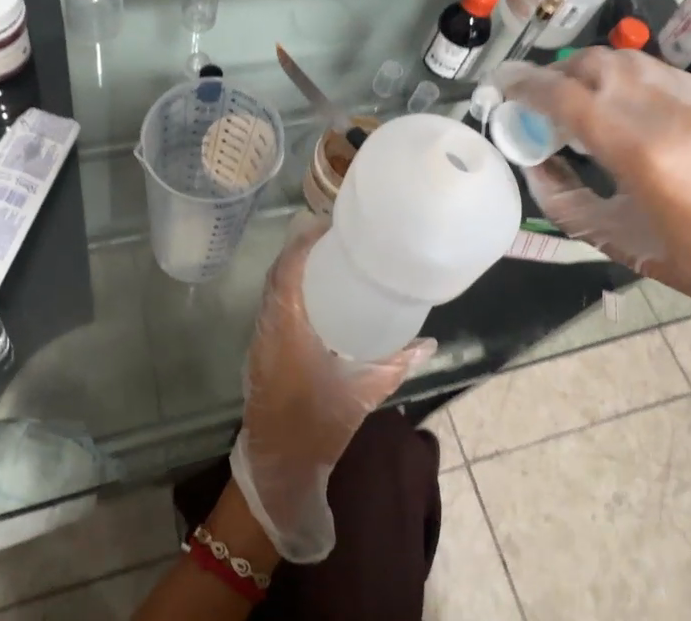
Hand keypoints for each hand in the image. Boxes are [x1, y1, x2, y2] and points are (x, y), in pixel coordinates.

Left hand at [230, 215, 433, 563]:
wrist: (278, 465)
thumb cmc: (317, 424)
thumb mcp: (362, 393)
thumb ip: (395, 363)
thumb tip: (429, 342)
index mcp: (287, 327)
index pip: (288, 270)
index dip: (305, 242)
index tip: (331, 224)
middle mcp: (269, 325)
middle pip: (279, 273)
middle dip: (303, 249)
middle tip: (338, 236)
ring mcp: (261, 338)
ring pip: (274, 290)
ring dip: (296, 269)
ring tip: (331, 257)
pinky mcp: (263, 351)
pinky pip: (275, 306)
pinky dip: (292, 290)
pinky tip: (318, 294)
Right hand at [497, 51, 690, 422]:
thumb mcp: (619, 243)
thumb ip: (563, 199)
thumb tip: (532, 162)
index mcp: (645, 152)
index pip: (567, 97)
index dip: (525, 87)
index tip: (502, 88)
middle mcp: (678, 110)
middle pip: (598, 63)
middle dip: (558, 73)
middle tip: (540, 99)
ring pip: (636, 61)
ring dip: (597, 73)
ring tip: (585, 101)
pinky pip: (672, 74)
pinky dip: (640, 83)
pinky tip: (640, 113)